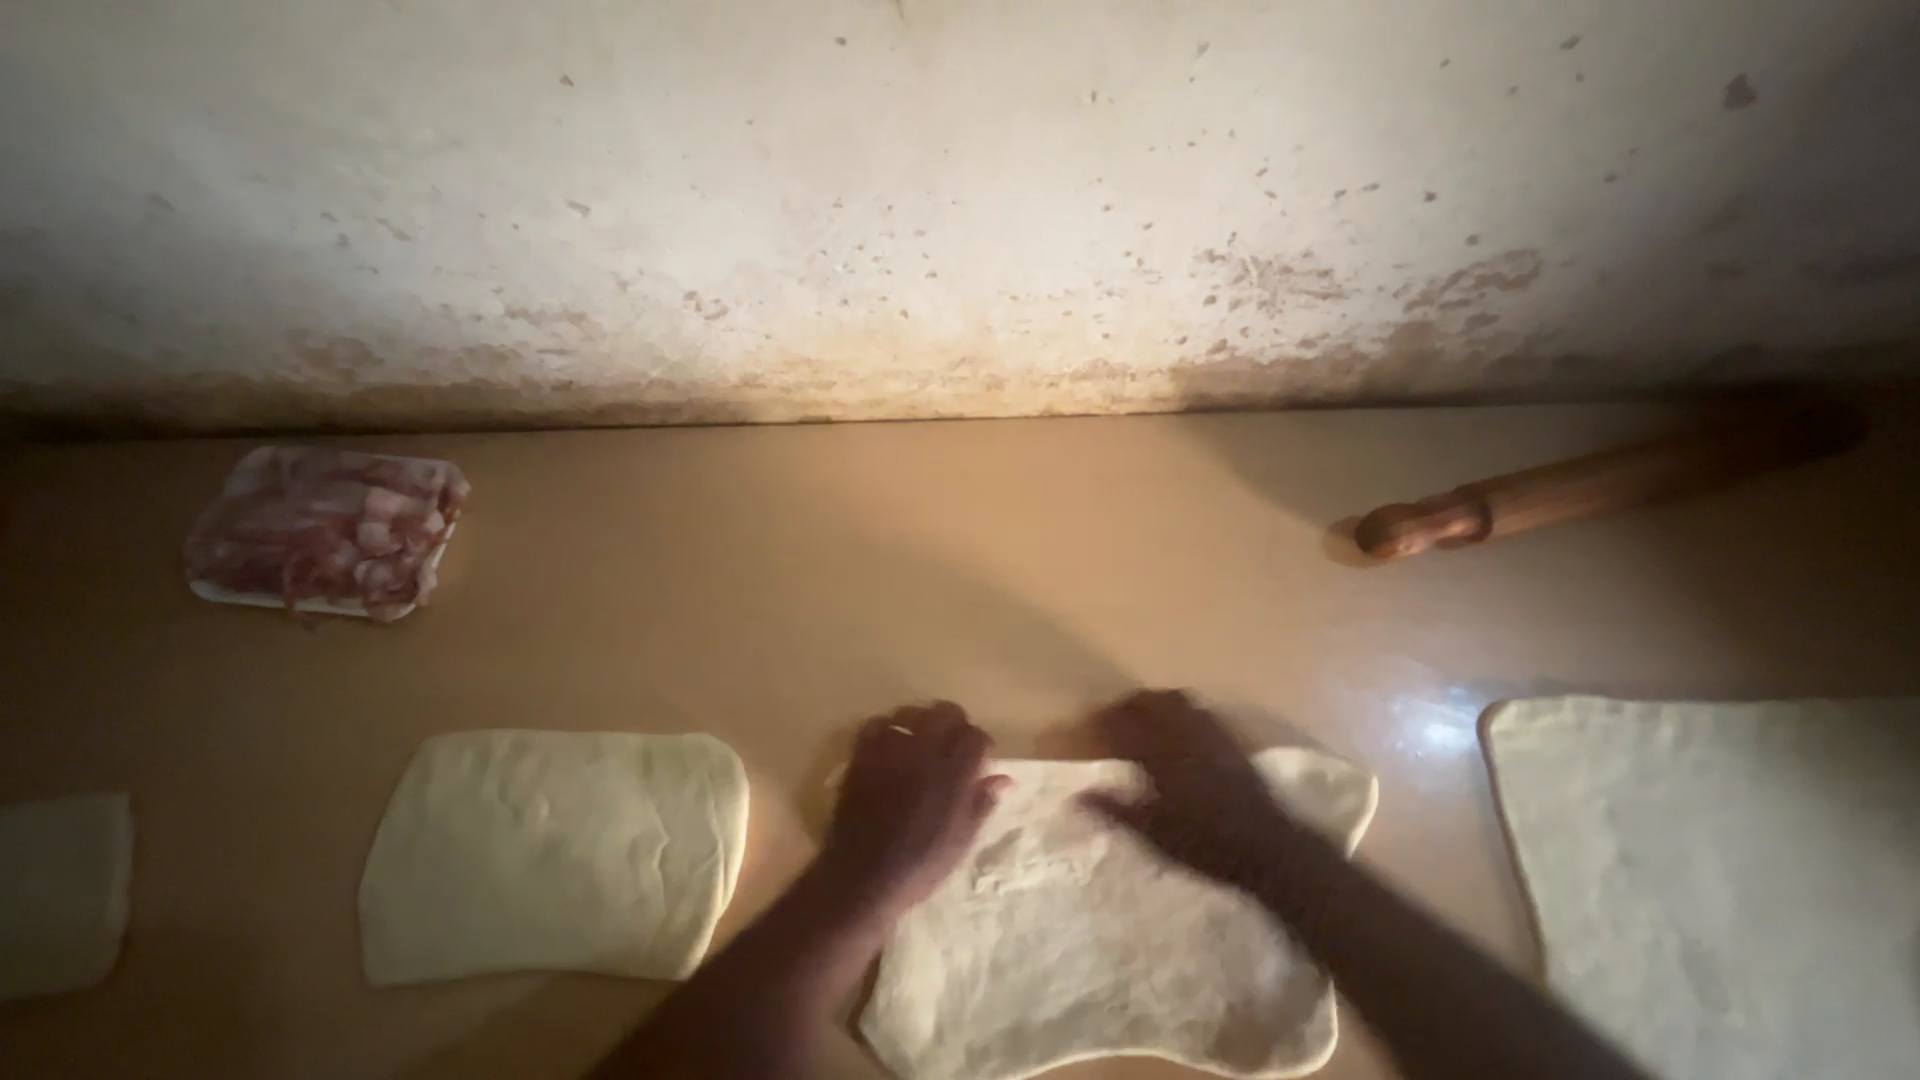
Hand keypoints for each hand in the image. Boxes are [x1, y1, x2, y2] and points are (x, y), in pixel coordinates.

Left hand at [819, 701, 1008, 918]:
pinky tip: (889, 745)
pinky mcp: (863, 757)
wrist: (864, 877)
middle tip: (950, 742)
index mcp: (954, 776)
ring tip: (919, 739)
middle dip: (953, 722)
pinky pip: (877, 724)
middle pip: (946, 712)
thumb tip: (1005, 778)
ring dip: (919, 721)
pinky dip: (886, 729)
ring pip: (911, 712)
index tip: (978, 757)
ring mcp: (892, 752)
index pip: (976, 736)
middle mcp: (925, 755)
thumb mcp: (962, 841)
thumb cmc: (920, 866)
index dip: (980, 743)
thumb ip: (982, 803)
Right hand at [1079, 689, 1294, 888]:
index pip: (1126, 723)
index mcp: (1163, 753)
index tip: (1089, 723)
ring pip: (1179, 701)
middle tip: (1113, 717)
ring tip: (1142, 716)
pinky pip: (1201, 711)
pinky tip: (1179, 728)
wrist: (1268, 849)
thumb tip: (1077, 796)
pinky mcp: (1232, 742)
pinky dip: (1182, 710)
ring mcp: (1213, 735)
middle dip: (1129, 704)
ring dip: (1156, 702)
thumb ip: (1115, 810)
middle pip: (1153, 702)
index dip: (1105, 720)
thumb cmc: (1205, 845)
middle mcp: (1187, 735)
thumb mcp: (1154, 834)